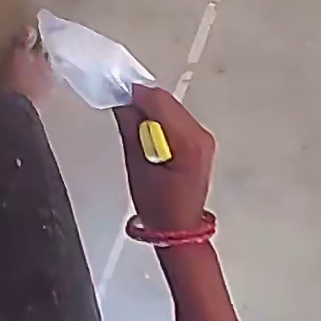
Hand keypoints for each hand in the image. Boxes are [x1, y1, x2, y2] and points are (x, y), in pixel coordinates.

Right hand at [113, 85, 214, 233]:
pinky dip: (160, 117)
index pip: (158, 101)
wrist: (179, 228)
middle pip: (166, 101)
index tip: (117, 93)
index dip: (135, 94)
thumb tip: (123, 101)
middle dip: (143, 100)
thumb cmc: (158, 205)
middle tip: (121, 106)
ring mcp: (203, 137)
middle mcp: (200, 135)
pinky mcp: (200, 140)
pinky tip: (148, 130)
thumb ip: (130, 126)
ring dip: (151, 108)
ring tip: (133, 122)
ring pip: (171, 106)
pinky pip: (176, 116)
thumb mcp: (136, 164)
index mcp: (187, 143)